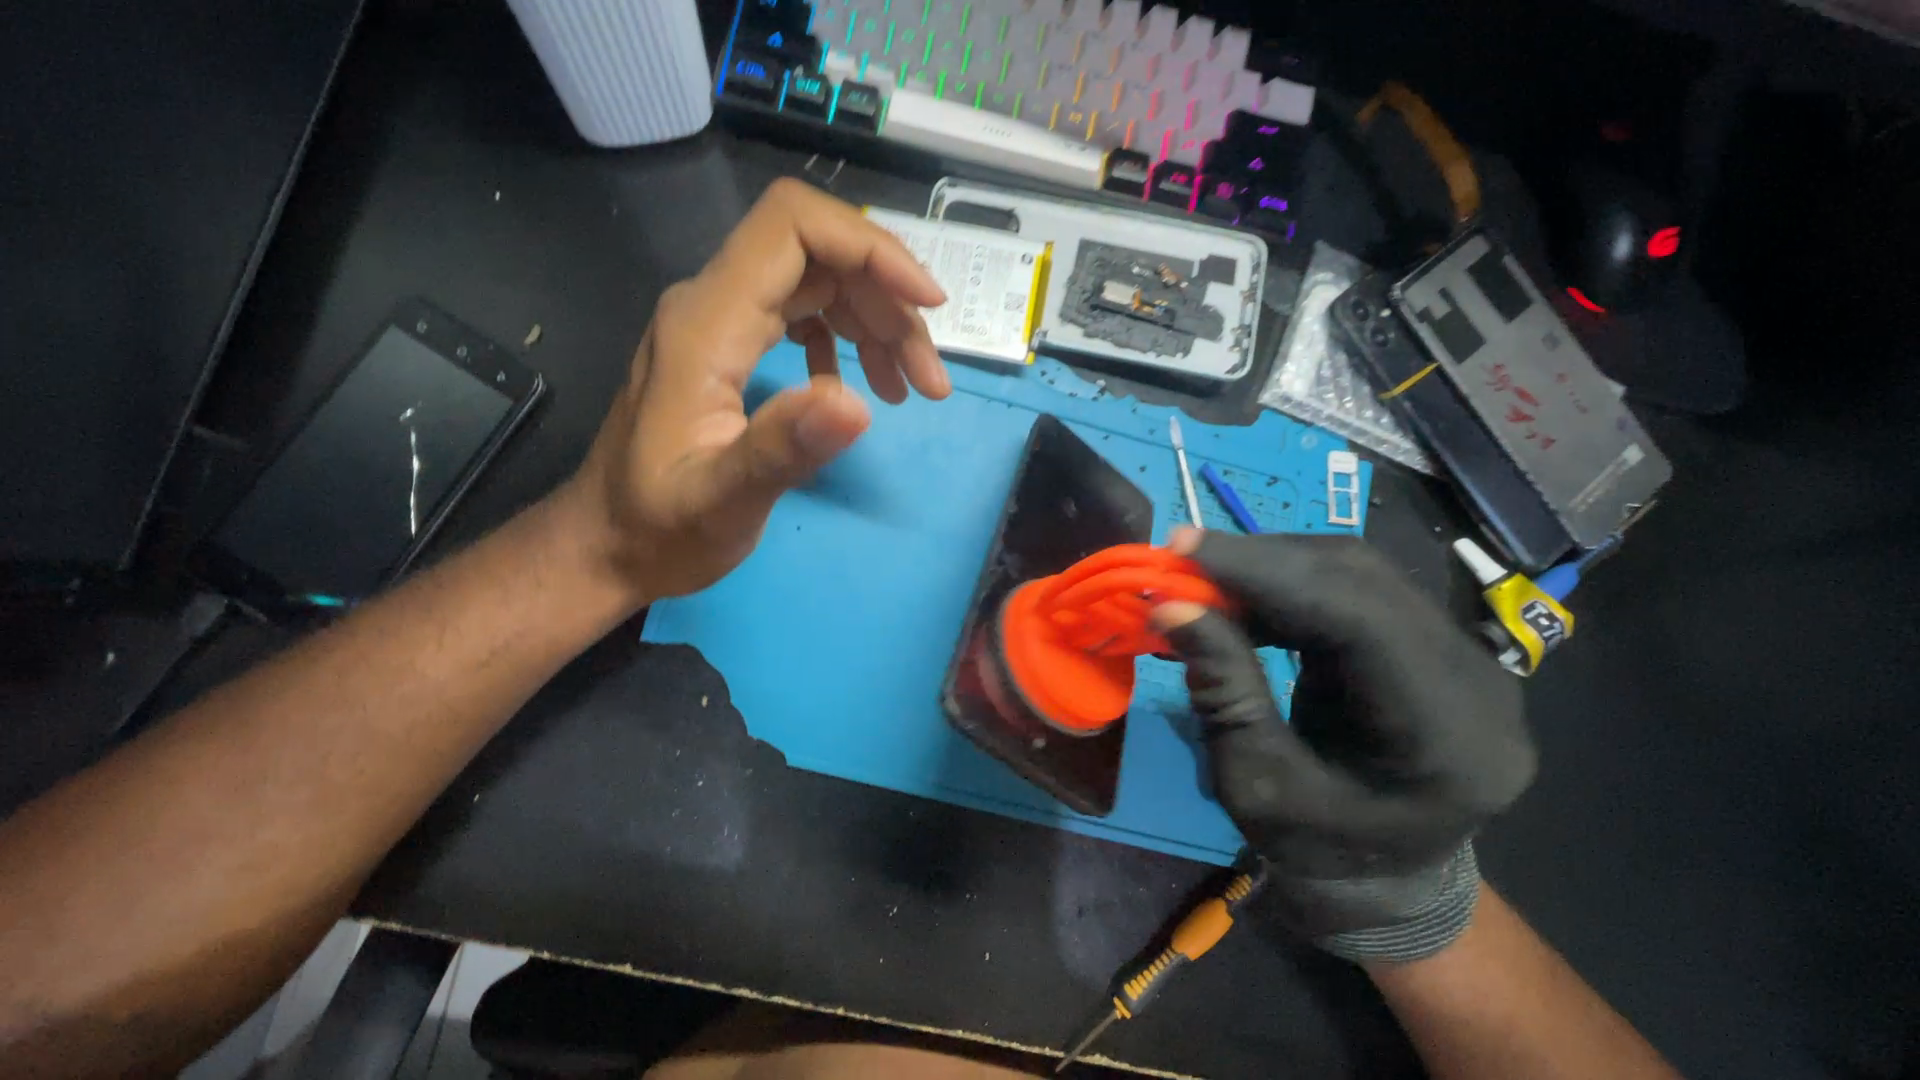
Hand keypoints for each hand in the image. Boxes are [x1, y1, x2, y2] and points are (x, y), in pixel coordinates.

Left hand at [561, 179, 948, 604]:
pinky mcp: (726, 346)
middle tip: (928, 379)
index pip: (792, 228)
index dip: (869, 248)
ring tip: (910, 390)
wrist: (603, 545)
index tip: (926, 305)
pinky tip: (855, 391)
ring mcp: (717, 323)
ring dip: (875, 325)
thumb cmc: (657, 529)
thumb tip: (855, 407)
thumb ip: (780, 451)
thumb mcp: (719, 503)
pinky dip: (845, 341)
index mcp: (706, 325)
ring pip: (816, 283)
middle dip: (887, 302)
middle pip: (817, 254)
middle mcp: (710, 304)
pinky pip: (800, 314)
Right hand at [1151, 528, 1534, 962]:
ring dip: (1274, 566)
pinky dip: (1291, 584)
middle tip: (1181, 556)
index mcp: (1450, 738)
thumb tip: (1172, 607)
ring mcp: (1463, 657)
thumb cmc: (1318, 850)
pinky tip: (1243, 592)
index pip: (1362, 622)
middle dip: (1265, 562)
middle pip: (1366, 583)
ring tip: (1203, 572)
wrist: (1381, 879)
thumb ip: (1224, 693)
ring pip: (1362, 574)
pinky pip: (1358, 590)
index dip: (1269, 575)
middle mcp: (1477, 682)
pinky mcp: (1432, 643)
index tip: (1184, 550)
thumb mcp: (1256, 784)